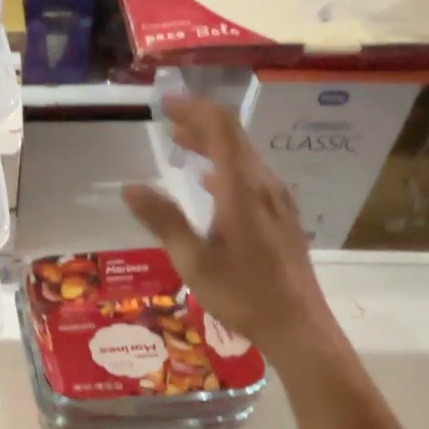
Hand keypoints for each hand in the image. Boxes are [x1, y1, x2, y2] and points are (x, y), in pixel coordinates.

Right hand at [122, 95, 339, 364]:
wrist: (298, 324)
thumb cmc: (243, 294)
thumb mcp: (194, 261)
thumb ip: (164, 220)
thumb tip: (130, 188)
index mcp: (241, 190)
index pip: (221, 130)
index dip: (194, 109)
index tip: (165, 103)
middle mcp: (264, 186)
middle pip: (234, 138)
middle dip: (200, 123)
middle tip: (167, 119)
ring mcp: (278, 202)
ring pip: (244, 158)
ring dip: (213, 145)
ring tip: (182, 145)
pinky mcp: (282, 218)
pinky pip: (252, 177)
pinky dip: (226, 168)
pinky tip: (210, 184)